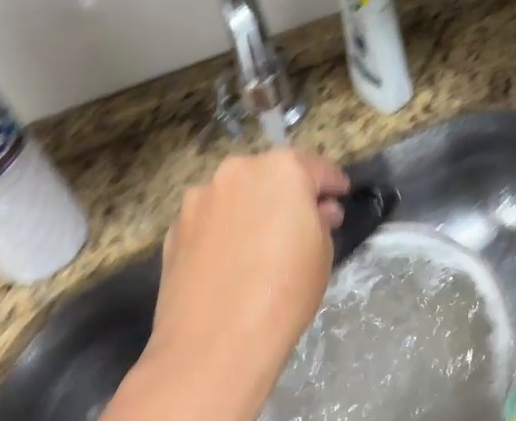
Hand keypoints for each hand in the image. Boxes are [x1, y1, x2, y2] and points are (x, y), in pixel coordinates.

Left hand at [104, 148, 349, 420]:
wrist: (212, 346)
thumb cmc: (284, 291)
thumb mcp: (322, 252)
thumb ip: (320, 220)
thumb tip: (316, 212)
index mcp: (282, 168)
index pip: (318, 168)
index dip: (333, 184)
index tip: (340, 196)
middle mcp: (238, 171)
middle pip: (272, 175)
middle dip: (289, 193)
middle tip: (304, 220)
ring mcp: (200, 199)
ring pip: (237, 195)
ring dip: (252, 209)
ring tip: (262, 242)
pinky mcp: (175, 229)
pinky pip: (210, 220)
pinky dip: (224, 230)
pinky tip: (231, 260)